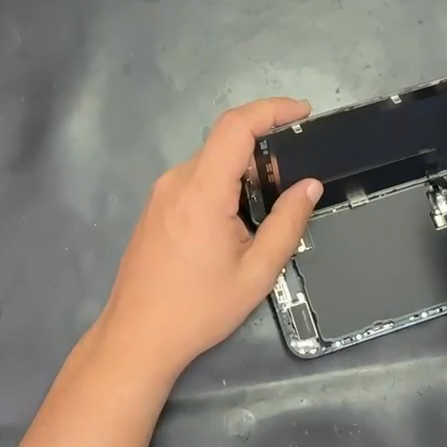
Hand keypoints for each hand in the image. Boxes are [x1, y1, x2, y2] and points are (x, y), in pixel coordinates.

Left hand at [94, 98, 322, 374]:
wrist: (137, 337)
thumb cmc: (198, 310)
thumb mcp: (256, 273)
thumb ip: (287, 224)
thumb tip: (309, 186)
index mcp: (201, 192)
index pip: (235, 126)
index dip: (271, 109)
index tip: (302, 112)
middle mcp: (177, 182)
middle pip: (224, 143)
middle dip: (265, 149)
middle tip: (295, 179)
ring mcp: (161, 193)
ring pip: (211, 162)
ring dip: (244, 171)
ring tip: (269, 207)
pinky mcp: (156, 207)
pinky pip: (196, 179)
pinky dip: (224, 184)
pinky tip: (238, 221)